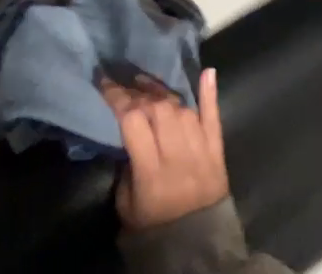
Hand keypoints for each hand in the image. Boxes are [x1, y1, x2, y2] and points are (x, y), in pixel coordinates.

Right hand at [101, 68, 227, 229]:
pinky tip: (207, 72)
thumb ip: (126, 164)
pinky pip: (215, 119)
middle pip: (160, 109)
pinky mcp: (218, 153)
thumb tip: (126, 130)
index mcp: (152, 172)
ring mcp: (202, 152)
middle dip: (139, 93)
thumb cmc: (154, 226)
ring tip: (147, 86)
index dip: (117, 97)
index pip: (134, 120)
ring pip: (183, 109)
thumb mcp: (126, 203)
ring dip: (163, 94)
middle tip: (125, 87)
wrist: (197, 248)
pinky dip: (210, 95)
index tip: (103, 82)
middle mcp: (179, 156)